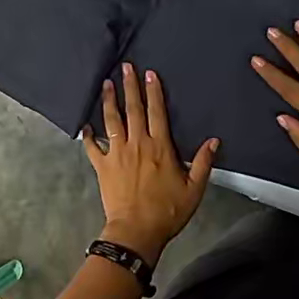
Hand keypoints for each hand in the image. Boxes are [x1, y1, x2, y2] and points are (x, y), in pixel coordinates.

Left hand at [81, 63, 217, 263]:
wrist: (136, 231)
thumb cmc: (168, 211)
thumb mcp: (194, 189)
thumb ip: (203, 162)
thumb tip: (214, 140)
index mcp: (160, 147)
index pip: (157, 112)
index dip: (154, 91)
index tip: (150, 74)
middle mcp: (138, 144)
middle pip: (134, 109)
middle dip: (130, 86)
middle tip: (126, 67)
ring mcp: (117, 154)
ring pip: (112, 121)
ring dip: (109, 101)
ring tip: (106, 83)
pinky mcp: (103, 166)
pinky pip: (93, 147)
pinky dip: (87, 135)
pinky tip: (84, 125)